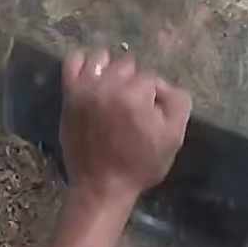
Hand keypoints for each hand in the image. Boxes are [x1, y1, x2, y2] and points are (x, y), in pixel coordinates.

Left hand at [59, 49, 190, 207]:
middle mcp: (107, 85)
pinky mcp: (70, 96)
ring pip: (103, 60)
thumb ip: (177, 102)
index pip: (152, 79)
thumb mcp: (173, 136)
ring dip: (113, 70)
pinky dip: (85, 62)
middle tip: (136, 109)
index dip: (157, 98)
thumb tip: (163, 87)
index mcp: (134, 94)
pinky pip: (73, 64)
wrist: (101, 186)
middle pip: (128, 67)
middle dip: (136, 84)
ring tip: (117, 90)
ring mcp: (85, 89)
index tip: (153, 117)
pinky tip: (95, 74)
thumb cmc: (140, 164)